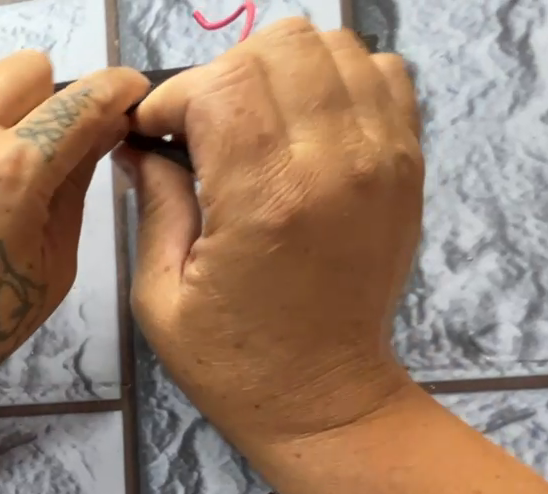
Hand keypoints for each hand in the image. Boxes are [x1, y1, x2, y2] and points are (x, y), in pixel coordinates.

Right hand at [121, 18, 424, 450]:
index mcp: (264, 201)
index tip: (149, 134)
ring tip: (244, 128)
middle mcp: (334, 162)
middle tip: (195, 129)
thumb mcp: (160, 296)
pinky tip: (294, 130)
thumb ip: (155, 207)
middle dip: (221, 76)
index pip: (221, 85)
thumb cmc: (227, 357)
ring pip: (333, 46)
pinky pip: (380, 72)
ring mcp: (383, 155)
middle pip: (281, 46)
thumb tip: (141, 146)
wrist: (318, 392)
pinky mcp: (406, 161)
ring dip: (275, 74)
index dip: (171, 97)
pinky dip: (329, 82)